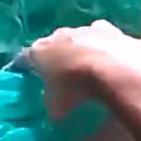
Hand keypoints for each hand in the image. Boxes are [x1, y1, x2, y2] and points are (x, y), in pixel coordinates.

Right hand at [23, 20, 140, 119]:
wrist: (115, 68)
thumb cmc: (76, 86)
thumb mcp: (57, 104)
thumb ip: (52, 103)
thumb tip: (55, 112)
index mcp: (39, 51)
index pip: (25, 57)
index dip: (26, 66)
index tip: (27, 74)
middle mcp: (58, 35)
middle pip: (51, 44)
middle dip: (55, 56)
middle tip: (59, 73)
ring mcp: (85, 30)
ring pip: (77, 38)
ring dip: (79, 49)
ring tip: (87, 67)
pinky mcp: (111, 29)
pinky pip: (102, 38)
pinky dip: (103, 47)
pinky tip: (110, 60)